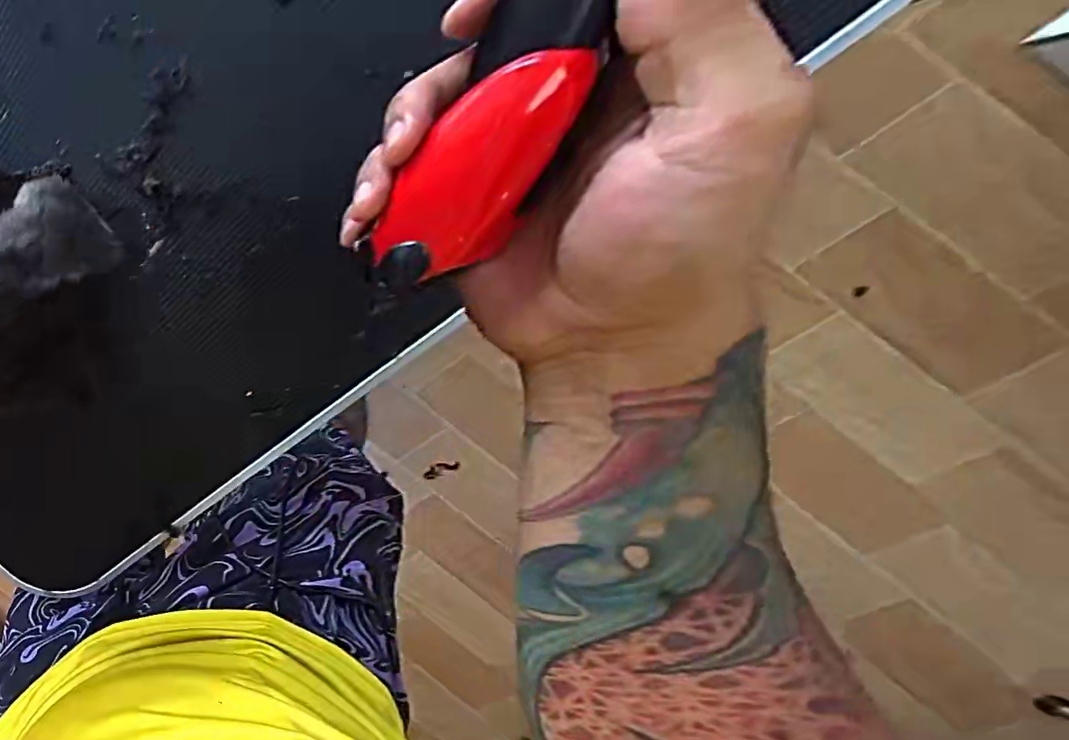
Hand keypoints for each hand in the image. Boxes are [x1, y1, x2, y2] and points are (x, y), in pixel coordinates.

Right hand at [340, 0, 810, 375]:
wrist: (606, 344)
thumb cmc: (681, 245)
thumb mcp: (731, 118)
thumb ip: (696, 23)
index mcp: (626, 67)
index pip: (559, 7)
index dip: (505, 5)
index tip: (468, 18)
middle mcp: (552, 111)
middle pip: (472, 66)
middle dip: (425, 92)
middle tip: (409, 133)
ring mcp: (497, 168)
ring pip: (427, 128)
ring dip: (388, 151)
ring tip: (382, 187)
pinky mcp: (458, 217)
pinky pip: (406, 192)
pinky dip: (376, 200)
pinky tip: (369, 218)